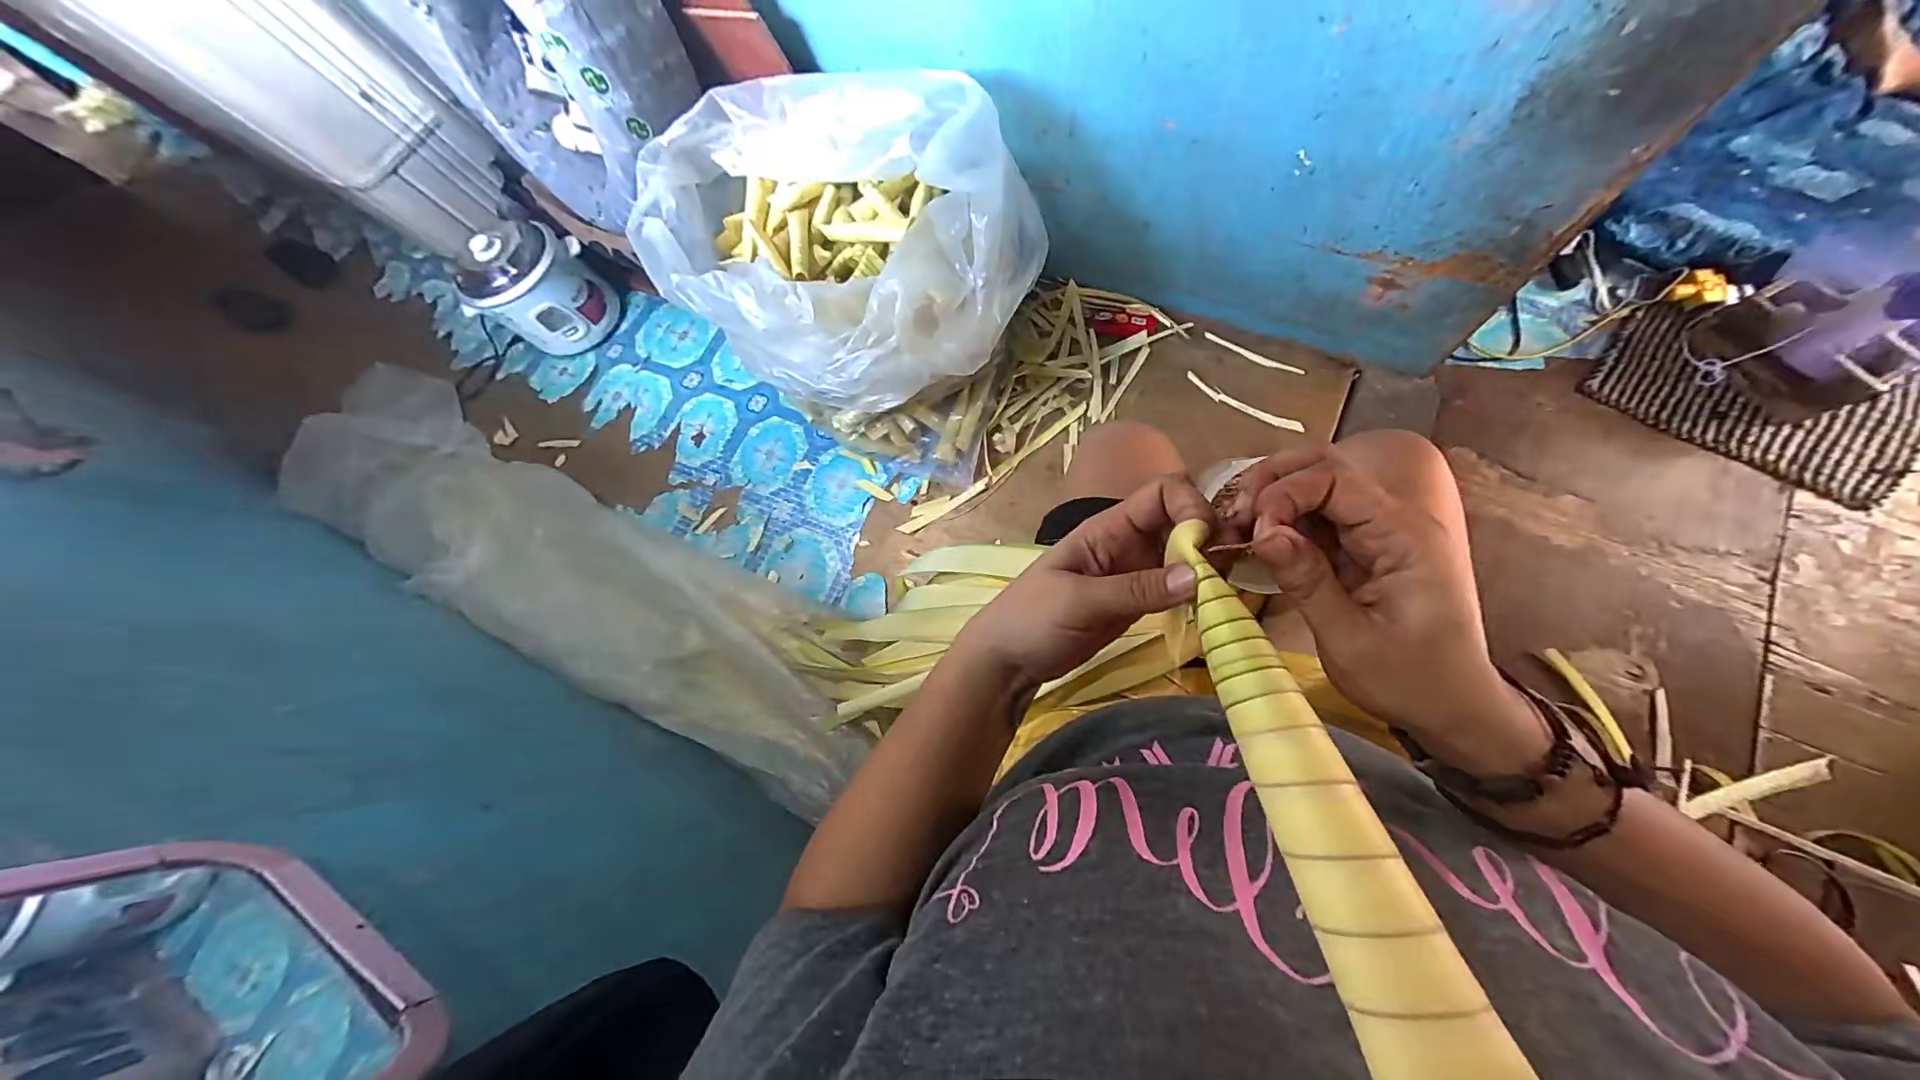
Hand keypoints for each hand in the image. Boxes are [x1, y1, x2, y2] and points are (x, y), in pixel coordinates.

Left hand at [949, 475, 1213, 688]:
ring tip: (1228, 592)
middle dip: (1210, 537)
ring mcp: (1134, 572)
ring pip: (1184, 555)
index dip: (1191, 506)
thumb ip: (1136, 589)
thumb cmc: (1031, 619)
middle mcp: (1127, 543)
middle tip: (1230, 571)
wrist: (1007, 658)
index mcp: (1108, 528)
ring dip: (1209, 566)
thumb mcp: (1080, 601)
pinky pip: (1175, 586)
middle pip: (1181, 521)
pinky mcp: (1138, 601)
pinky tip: (1212, 607)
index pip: (1161, 493)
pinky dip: (1197, 591)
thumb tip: (1198, 575)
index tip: (1207, 541)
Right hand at [1226, 446, 1543, 763]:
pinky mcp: (1362, 546)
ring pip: (1317, 485)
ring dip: (1272, 497)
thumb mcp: (1348, 639)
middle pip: (1325, 467)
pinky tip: (1256, 538)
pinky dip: (1281, 520)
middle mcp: (1393, 520)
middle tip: (1233, 516)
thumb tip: (1264, 533)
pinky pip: (1317, 515)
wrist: (1451, 705)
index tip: (1252, 531)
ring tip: (1238, 526)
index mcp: (1402, 536)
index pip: (1336, 479)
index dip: (1285, 493)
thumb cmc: (1407, 680)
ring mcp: (1378, 530)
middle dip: (1272, 482)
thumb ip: (1306, 582)